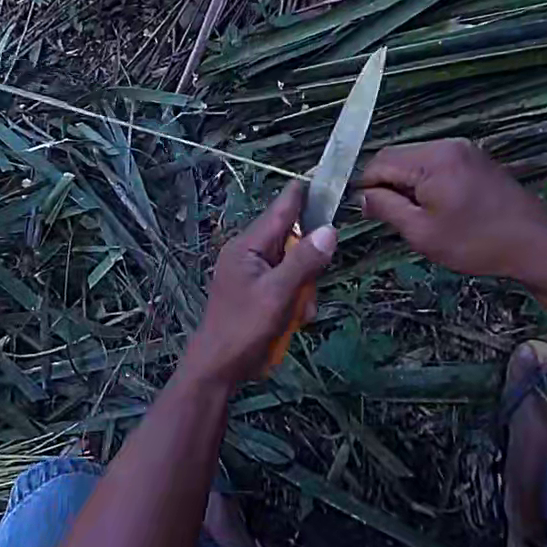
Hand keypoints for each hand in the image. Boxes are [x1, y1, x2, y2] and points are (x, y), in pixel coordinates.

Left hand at [177, 181, 336, 386]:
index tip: (325, 177)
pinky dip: (294, 303)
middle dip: (307, 266)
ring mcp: (252, 275)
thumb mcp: (278, 294)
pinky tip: (290, 321)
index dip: (304, 195)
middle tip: (306, 292)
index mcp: (247, 246)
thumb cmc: (243, 329)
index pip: (281, 210)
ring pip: (294, 268)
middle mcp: (248, 254)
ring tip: (295, 314)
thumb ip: (304, 261)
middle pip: (293, 242)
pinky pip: (286, 287)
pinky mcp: (256, 293)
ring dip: (301, 291)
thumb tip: (329, 230)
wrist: (217, 369)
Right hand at [358, 139, 546, 280]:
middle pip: (397, 157)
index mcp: (432, 159)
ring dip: (407, 185)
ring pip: (415, 161)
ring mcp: (464, 150)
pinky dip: (426, 183)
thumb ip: (386, 208)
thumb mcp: (422, 232)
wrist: (535, 245)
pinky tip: (438, 208)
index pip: (379, 162)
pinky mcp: (475, 159)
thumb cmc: (476, 242)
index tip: (372, 214)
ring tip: (420, 217)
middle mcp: (447, 145)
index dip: (368, 188)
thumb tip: (363, 196)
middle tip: (396, 219)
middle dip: (388, 185)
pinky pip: (436, 164)